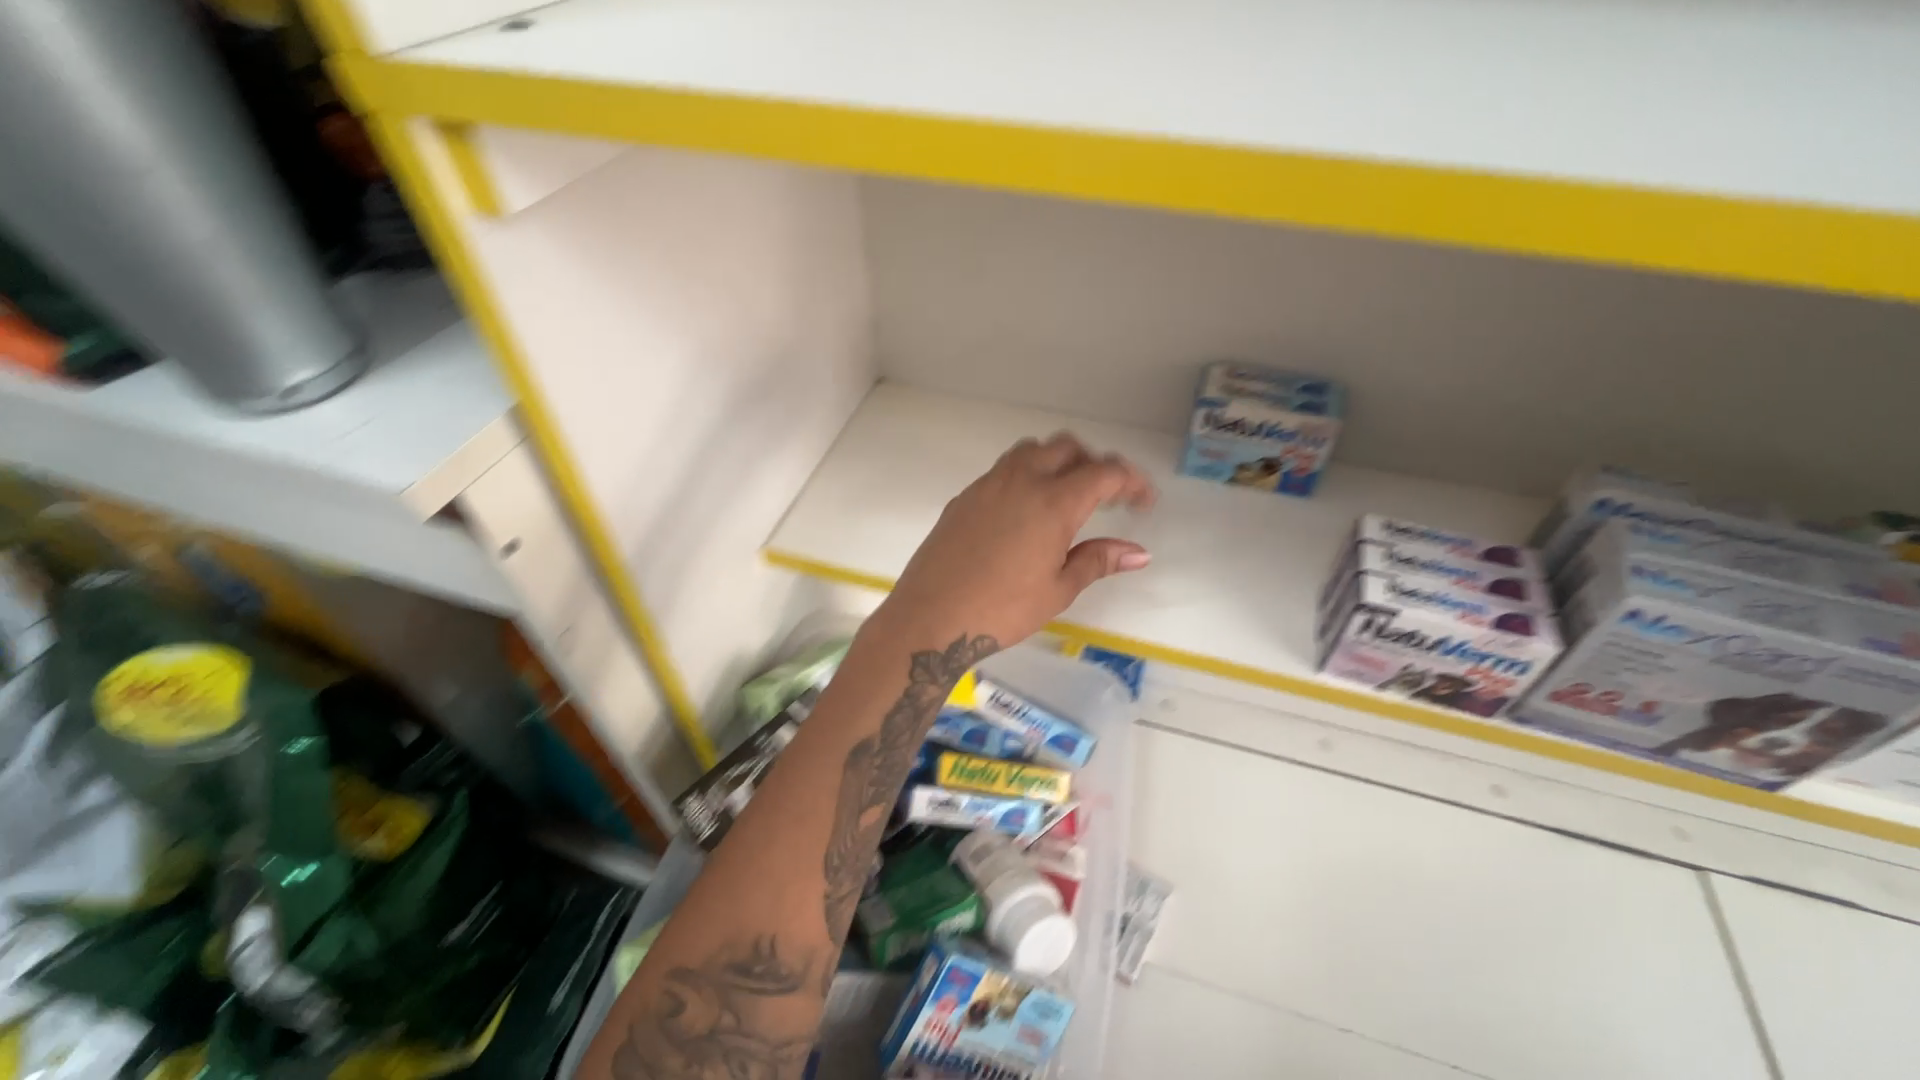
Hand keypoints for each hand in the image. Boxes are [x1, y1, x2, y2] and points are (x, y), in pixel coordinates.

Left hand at [868, 432, 1156, 652]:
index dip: (1132, 481)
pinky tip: (1025, 513)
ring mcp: (988, 485)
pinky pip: (1004, 470)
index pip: (1105, 473)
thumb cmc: (1002, 610)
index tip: (1144, 502)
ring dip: (1057, 461)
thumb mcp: (1058, 590)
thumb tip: (1138, 552)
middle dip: (1094, 464)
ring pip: (1031, 451)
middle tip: (1107, 496)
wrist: (930, 616)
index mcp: (1053, 502)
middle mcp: (1021, 481)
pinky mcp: (964, 497)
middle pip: (1067, 448)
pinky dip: (1026, 476)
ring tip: (1067, 496)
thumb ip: (1098, 561)